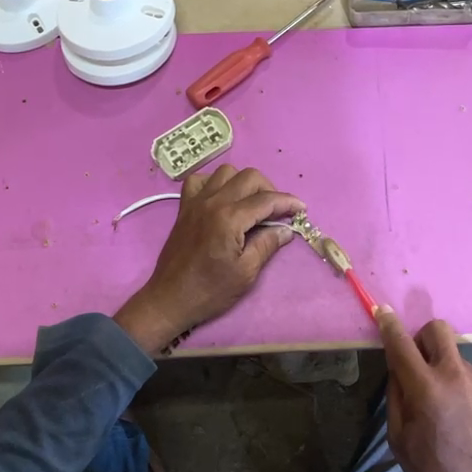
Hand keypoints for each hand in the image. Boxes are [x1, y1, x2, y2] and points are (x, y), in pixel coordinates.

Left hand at [114, 165, 303, 353]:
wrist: (170, 299)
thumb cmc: (210, 291)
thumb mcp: (246, 273)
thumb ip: (267, 245)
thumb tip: (286, 230)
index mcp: (229, 218)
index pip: (266, 200)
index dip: (288, 202)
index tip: (301, 209)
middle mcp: (213, 202)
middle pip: (249, 177)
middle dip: (269, 189)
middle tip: (277, 211)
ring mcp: (196, 201)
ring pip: (226, 172)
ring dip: (244, 182)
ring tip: (251, 203)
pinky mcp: (185, 207)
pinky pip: (200, 180)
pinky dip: (215, 183)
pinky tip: (222, 198)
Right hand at [378, 308, 471, 471]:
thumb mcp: (399, 438)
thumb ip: (396, 394)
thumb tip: (397, 365)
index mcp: (427, 389)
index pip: (402, 343)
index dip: (389, 324)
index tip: (382, 310)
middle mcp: (456, 376)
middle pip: (438, 329)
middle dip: (423, 337)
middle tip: (419, 362)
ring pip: (455, 357)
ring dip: (445, 370)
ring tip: (447, 406)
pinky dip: (462, 388)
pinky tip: (465, 417)